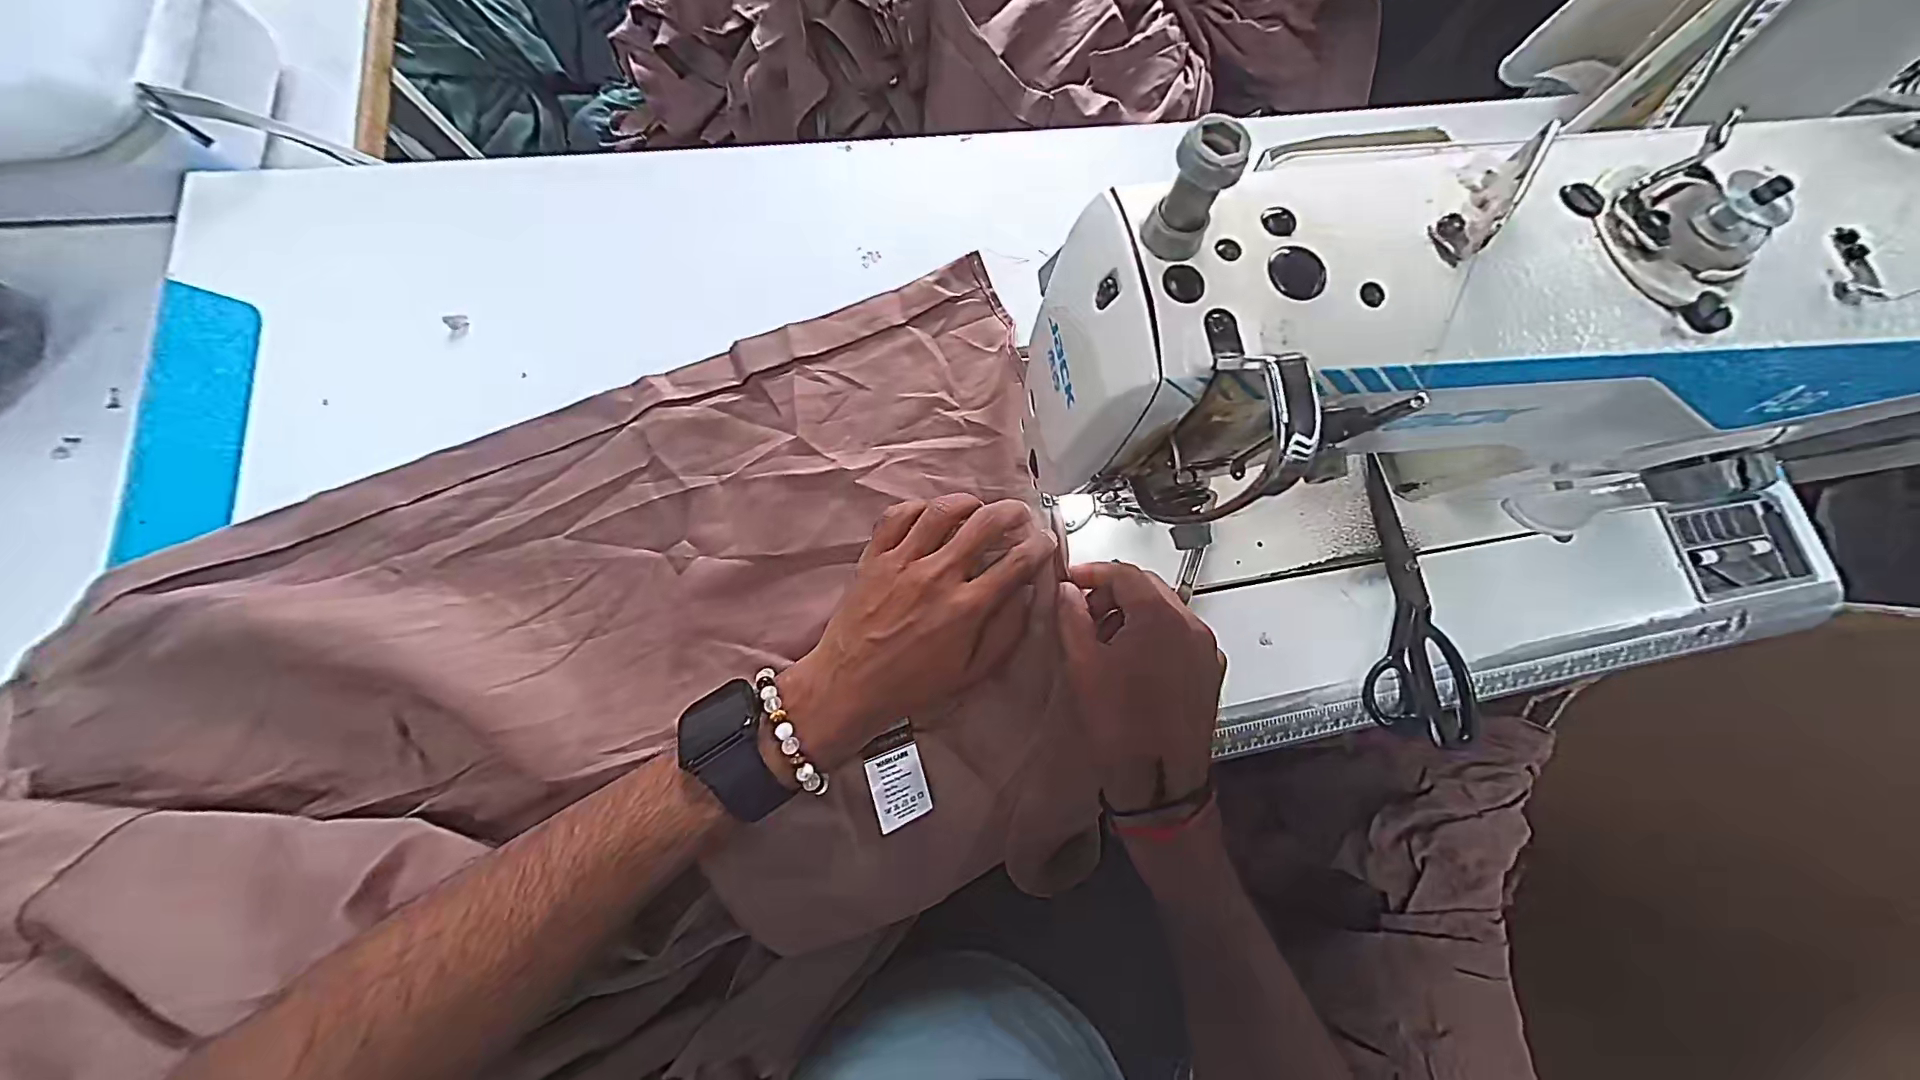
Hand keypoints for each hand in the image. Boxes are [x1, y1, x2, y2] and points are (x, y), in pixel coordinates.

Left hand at [776, 495, 1056, 770]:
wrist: (848, 686)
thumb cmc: (911, 685)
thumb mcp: (971, 672)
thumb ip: (1005, 632)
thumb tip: (1027, 596)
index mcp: (966, 608)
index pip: (1016, 561)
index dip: (1039, 546)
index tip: (1044, 541)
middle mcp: (936, 577)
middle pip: (985, 523)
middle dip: (1012, 512)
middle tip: (1019, 514)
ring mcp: (902, 563)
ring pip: (942, 510)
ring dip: (968, 502)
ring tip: (977, 508)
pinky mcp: (874, 558)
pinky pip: (898, 516)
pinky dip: (919, 508)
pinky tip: (930, 515)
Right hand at [1056, 561, 1224, 813]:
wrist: (1159, 782)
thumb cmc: (1123, 730)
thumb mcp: (1082, 664)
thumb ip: (1071, 616)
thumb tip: (1067, 592)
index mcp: (1160, 617)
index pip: (1124, 572)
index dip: (1092, 573)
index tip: (1073, 580)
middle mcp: (1191, 626)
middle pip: (1148, 588)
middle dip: (1112, 593)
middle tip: (1083, 609)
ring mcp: (1205, 649)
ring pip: (1165, 611)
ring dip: (1133, 614)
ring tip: (1104, 639)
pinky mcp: (1209, 671)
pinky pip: (1180, 636)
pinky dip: (1154, 635)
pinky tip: (1130, 660)